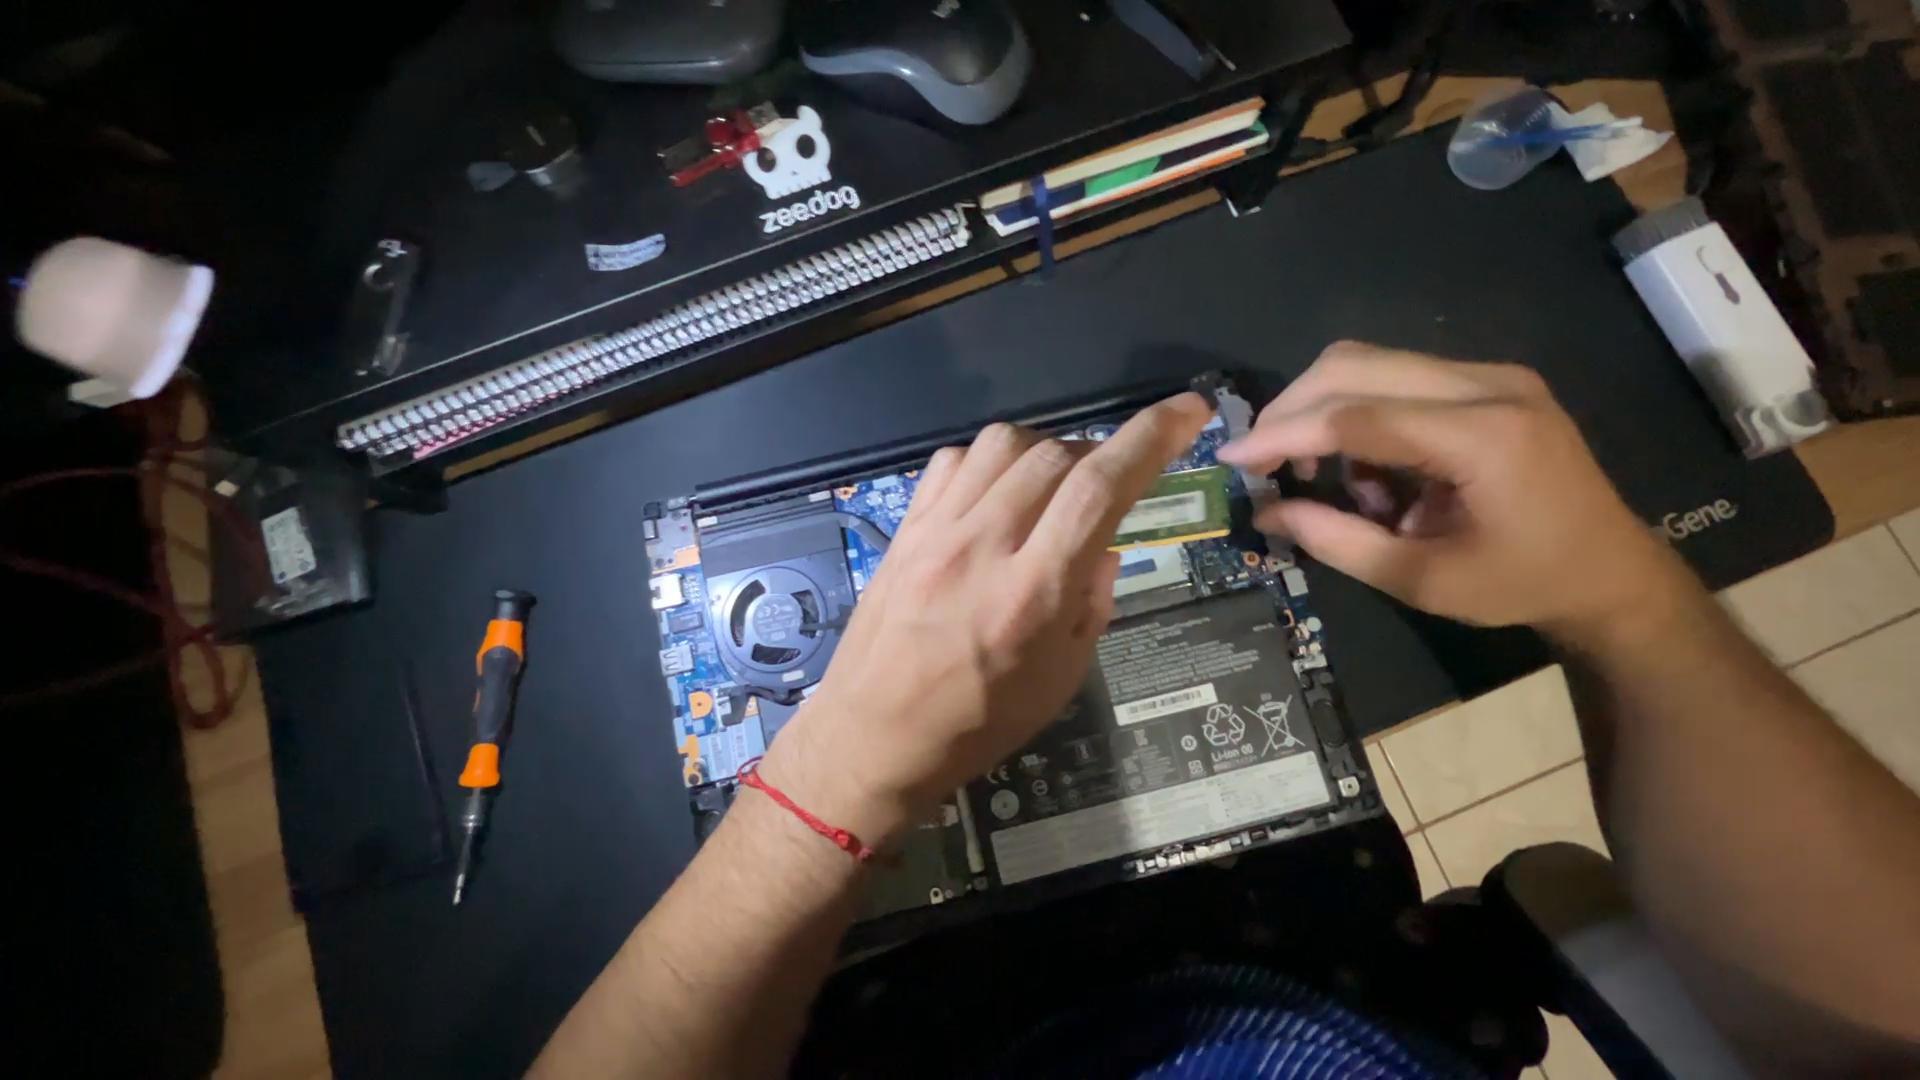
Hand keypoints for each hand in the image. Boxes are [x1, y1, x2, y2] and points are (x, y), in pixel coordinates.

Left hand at [761, 393, 1215, 844]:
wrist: (873, 736)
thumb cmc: (978, 722)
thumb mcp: (1061, 678)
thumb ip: (1092, 602)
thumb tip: (1105, 542)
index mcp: (1034, 593)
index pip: (1100, 488)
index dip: (1152, 436)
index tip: (1188, 410)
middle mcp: (984, 546)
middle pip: (1055, 455)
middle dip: (1098, 455)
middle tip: (1106, 485)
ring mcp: (936, 531)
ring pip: (1002, 444)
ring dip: (1044, 451)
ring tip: (1050, 488)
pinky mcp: (904, 528)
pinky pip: (953, 462)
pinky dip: (988, 463)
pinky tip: (994, 494)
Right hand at [1218, 341, 1689, 639]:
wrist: (1612, 573)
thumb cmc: (1520, 585)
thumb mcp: (1419, 578)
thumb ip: (1335, 540)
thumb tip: (1263, 513)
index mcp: (1486, 439)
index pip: (1356, 415)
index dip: (1282, 433)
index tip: (1231, 458)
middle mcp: (1490, 387)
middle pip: (1355, 365)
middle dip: (1291, 409)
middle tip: (1262, 460)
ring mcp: (1492, 376)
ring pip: (1369, 361)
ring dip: (1323, 411)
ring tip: (1321, 474)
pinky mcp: (1487, 381)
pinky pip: (1395, 377)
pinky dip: (1356, 415)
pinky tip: (1368, 468)